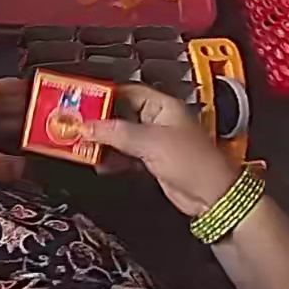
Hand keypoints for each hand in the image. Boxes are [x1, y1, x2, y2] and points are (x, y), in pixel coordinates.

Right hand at [86, 84, 239, 216]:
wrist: (212, 197)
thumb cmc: (191, 162)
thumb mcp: (151, 142)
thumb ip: (117, 133)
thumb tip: (87, 126)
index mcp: (163, 106)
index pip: (128, 92)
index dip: (105, 94)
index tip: (82, 99)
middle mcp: (158, 120)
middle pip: (122, 113)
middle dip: (99, 119)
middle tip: (75, 122)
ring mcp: (155, 141)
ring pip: (121, 135)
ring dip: (103, 140)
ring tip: (81, 142)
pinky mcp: (152, 161)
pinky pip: (125, 154)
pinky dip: (111, 157)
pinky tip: (98, 162)